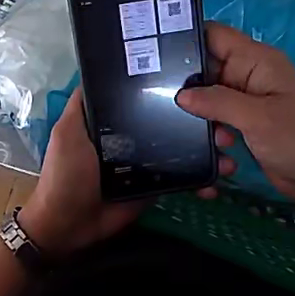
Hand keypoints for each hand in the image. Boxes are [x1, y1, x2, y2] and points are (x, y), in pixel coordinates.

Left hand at [17, 88, 226, 256]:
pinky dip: (201, 178)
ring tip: (227, 146)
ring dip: (206, 147)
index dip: (167, 90)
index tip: (197, 79)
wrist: (70, 224)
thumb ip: (81, 106)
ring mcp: (145, 162)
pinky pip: (181, 178)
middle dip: (198, 119)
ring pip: (181, 149)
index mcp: (112, 122)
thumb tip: (96, 71)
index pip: (144, 99)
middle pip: (169, 122)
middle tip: (223, 119)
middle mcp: (132, 137)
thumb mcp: (68, 132)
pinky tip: (219, 176)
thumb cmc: (66, 174)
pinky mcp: (154, 186)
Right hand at [175, 22, 294, 211]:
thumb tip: (180, 95)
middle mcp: (248, 76)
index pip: (214, 35)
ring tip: (212, 141)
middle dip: (188, 89)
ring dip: (203, 121)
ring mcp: (246, 102)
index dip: (187, 39)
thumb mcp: (258, 118)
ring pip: (207, 101)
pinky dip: (213, 138)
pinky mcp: (244, 126)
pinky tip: (220, 159)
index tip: (154, 54)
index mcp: (256, 61)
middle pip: (205, 70)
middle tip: (165, 108)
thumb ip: (217, 102)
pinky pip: (216, 124)